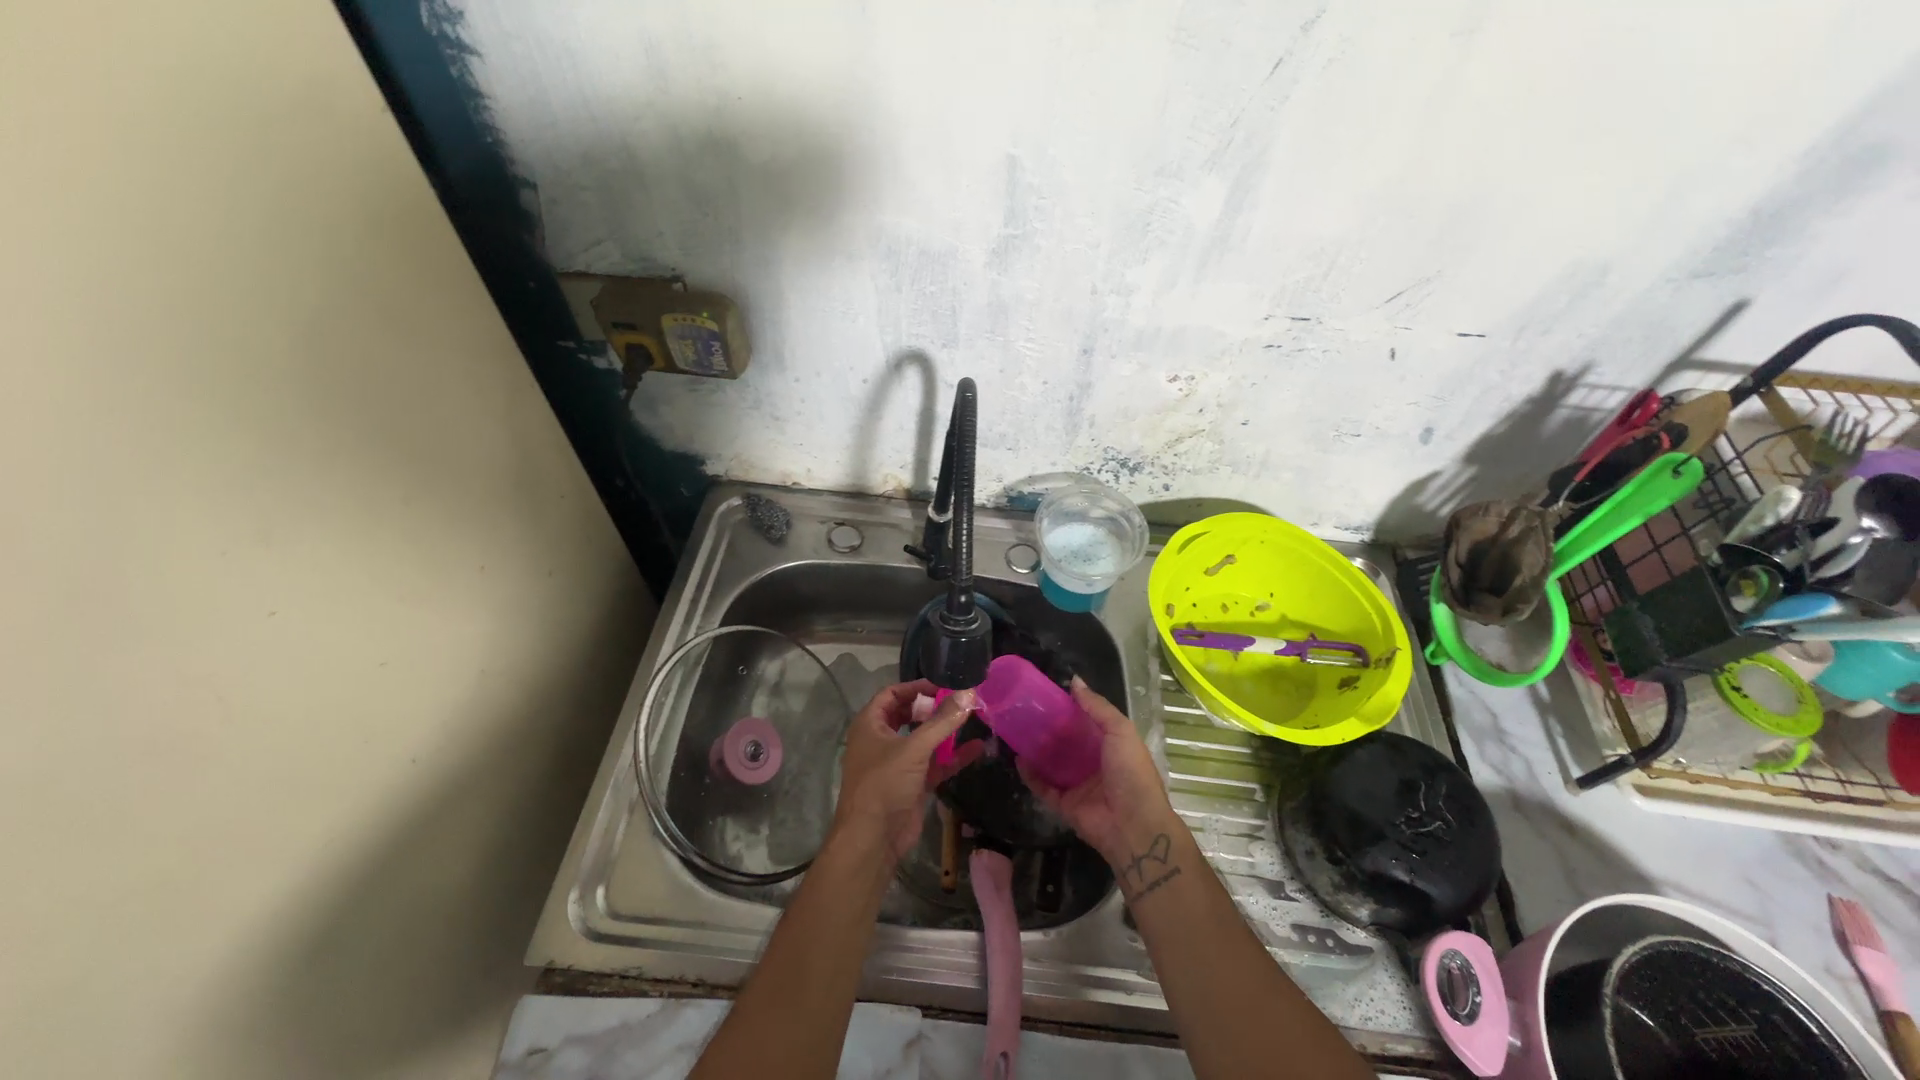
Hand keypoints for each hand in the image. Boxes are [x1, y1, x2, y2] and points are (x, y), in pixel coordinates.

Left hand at [831, 680, 975, 865]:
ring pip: (924, 740)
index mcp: (870, 724)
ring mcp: (897, 763)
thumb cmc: (884, 784)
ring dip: (946, 731)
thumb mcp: (914, 749)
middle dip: (933, 708)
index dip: (916, 687)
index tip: (944, 685)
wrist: (874, 838)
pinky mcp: (912, 783)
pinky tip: (977, 748)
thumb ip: (942, 721)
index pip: (892, 694)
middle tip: (960, 701)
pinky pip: (935, 763)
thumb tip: (969, 694)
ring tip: (973, 718)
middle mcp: (882, 740)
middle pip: (909, 715)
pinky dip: (953, 756)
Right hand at [1018, 677, 1178, 867]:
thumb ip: (1097, 707)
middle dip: (1049, 728)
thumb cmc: (1131, 772)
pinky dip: (1030, 774)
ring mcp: (1078, 786)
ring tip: (1016, 730)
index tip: (1048, 693)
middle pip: (1067, 743)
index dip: (1070, 709)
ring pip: (1052, 764)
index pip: (1087, 723)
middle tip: (1026, 710)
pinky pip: (1042, 787)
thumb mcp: (1120, 731)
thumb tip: (1074, 681)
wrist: (1132, 824)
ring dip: (1036, 749)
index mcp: (1112, 746)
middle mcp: (1094, 765)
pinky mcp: (1064, 804)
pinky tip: (1017, 758)